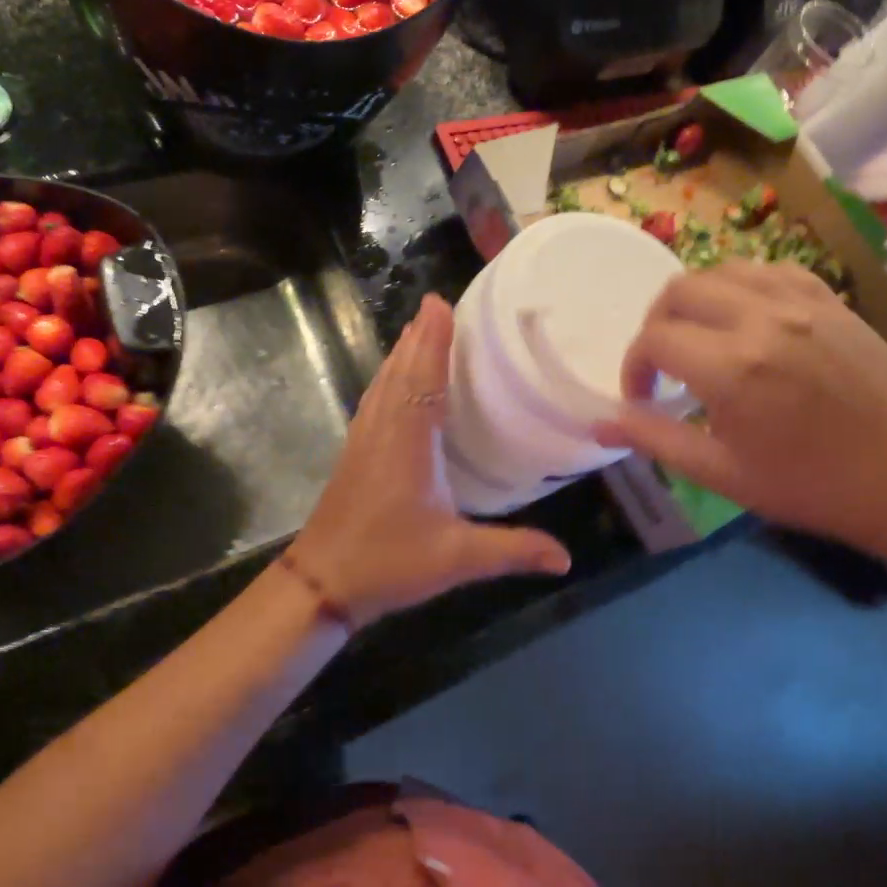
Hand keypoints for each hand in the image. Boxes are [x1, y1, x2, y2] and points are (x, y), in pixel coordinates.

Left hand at [287, 294, 571, 627]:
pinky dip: (387, 380)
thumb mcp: (456, 559)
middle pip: (400, 372)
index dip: (433, 341)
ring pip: (382, 385)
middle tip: (434, 304)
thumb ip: (512, 551)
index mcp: (409, 441)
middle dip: (417, 337)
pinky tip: (391, 383)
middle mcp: (383, 430)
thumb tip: (566, 557)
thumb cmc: (388, 563)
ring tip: (416, 330)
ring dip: (400, 355)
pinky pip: (374, 402)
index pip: (423, 378)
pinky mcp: (354, 455)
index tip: (440, 304)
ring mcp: (363, 441)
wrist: (321, 582)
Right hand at [596, 261, 886, 563]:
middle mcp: (762, 319)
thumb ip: (655, 440)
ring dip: (695, 299)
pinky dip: (741, 286)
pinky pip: (769, 270)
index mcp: (732, 368)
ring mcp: (801, 303)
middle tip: (663, 365)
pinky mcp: (831, 300)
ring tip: (699, 337)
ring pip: (721, 271)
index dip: (634, 367)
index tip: (643, 398)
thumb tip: (599, 424)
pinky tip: (745, 318)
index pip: (654, 340)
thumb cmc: (813, 488)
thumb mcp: (723, 475)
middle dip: (656, 325)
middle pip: (678, 291)